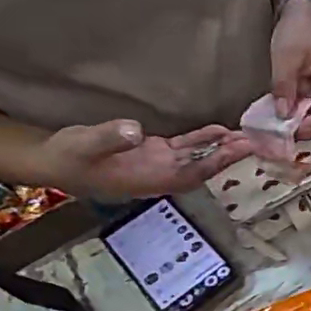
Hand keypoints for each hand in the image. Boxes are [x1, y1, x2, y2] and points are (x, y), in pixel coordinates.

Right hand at [30, 120, 251, 201]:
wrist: (54, 162)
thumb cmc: (68, 158)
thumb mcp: (83, 145)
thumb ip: (108, 138)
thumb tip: (135, 131)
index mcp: (149, 179)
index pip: (190, 172)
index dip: (215, 162)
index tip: (238, 151)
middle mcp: (160, 175)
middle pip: (202, 168)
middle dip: (228, 157)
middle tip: (255, 141)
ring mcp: (158, 164)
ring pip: (197, 158)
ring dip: (220, 148)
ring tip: (246, 136)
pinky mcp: (154, 153)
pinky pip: (185, 147)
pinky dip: (203, 139)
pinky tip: (220, 130)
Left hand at [270, 0, 310, 140]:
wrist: (299, 18)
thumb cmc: (296, 32)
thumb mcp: (285, 56)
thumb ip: (284, 85)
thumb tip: (283, 115)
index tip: (298, 128)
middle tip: (288, 133)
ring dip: (307, 129)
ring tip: (286, 129)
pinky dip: (301, 122)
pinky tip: (286, 122)